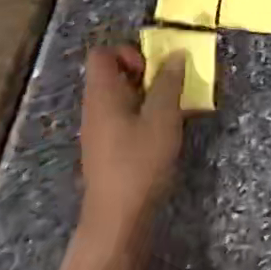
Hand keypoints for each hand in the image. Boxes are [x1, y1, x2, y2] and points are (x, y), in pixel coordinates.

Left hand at [75, 45, 189, 247]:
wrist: (118, 216)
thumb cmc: (140, 161)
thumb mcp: (163, 117)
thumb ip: (169, 83)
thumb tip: (175, 55)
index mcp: (102, 94)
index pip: (103, 54)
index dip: (129, 53)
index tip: (153, 70)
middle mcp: (95, 107)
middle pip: (113, 75)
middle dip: (145, 75)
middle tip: (171, 88)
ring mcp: (99, 129)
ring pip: (122, 98)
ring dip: (149, 97)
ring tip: (174, 110)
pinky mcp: (108, 148)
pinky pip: (124, 118)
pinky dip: (144, 116)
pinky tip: (165, 132)